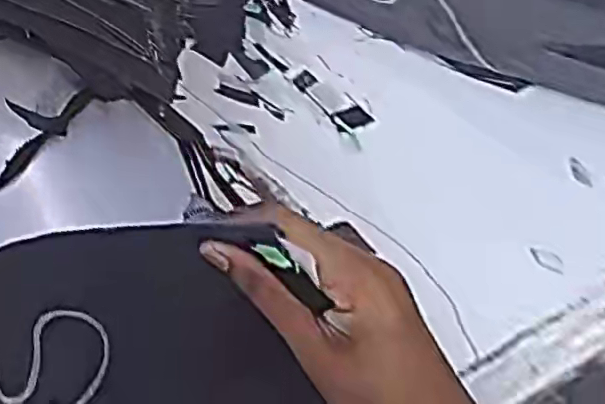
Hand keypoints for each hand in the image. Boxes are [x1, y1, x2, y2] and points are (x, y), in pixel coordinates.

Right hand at [201, 205, 473, 403]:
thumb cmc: (390, 402)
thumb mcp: (311, 347)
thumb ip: (261, 290)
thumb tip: (220, 251)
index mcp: (358, 270)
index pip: (282, 219)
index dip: (240, 224)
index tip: (213, 236)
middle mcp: (375, 266)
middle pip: (297, 229)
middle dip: (260, 243)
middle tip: (230, 262)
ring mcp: (384, 279)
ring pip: (313, 244)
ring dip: (282, 258)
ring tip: (267, 288)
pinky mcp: (385, 292)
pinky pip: (332, 261)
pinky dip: (306, 272)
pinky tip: (301, 300)